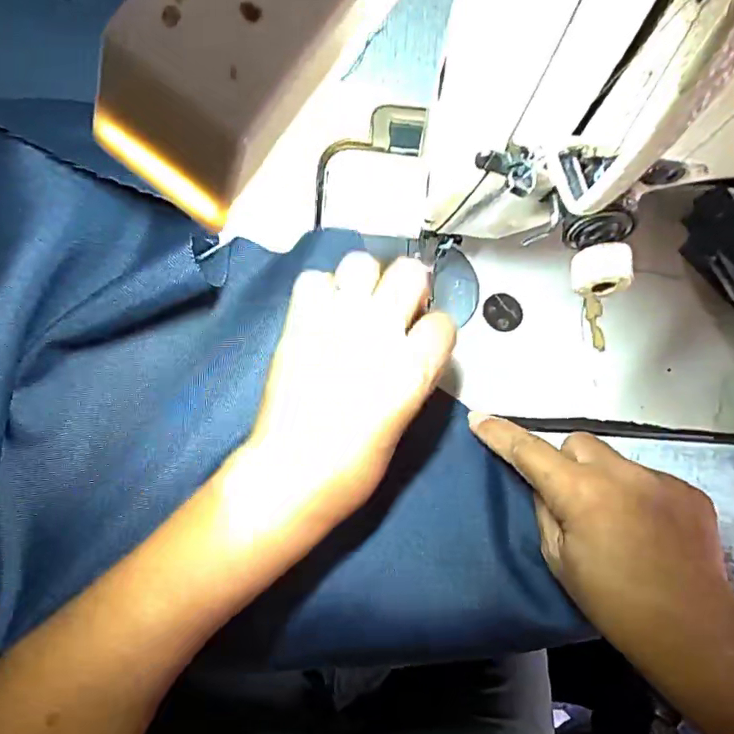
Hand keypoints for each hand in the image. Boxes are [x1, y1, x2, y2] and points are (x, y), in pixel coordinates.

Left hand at [230, 252, 455, 532]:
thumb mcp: (399, 424)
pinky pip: (312, 279)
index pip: (444, 322)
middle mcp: (380, 333)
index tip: (418, 341)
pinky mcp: (298, 322)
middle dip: (406, 288)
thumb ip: (410, 379)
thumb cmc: (349, 468)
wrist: (290, 472)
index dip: (432, 332)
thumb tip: (408, 355)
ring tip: (352, 306)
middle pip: (410, 271)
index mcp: (413, 368)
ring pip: (361, 261)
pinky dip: (317, 291)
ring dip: (361, 280)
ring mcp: (336, 322)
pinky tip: (317, 315)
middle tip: (390, 311)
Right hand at [467, 418, 733, 733]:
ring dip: (602, 479)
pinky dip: (635, 496)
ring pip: (615, 461)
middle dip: (563, 461)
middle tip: (564, 497)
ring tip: (611, 522)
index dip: (501, 434)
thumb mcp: (558, 559)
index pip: (530, 451)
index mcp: (581, 493)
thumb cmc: (611, 601)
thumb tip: (546, 489)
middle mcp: (622, 475)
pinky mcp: (690, 493)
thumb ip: (546, 513)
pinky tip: (644, 531)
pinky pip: (648, 480)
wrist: (690, 627)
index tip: (480, 418)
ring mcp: (661, 480)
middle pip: (578, 443)